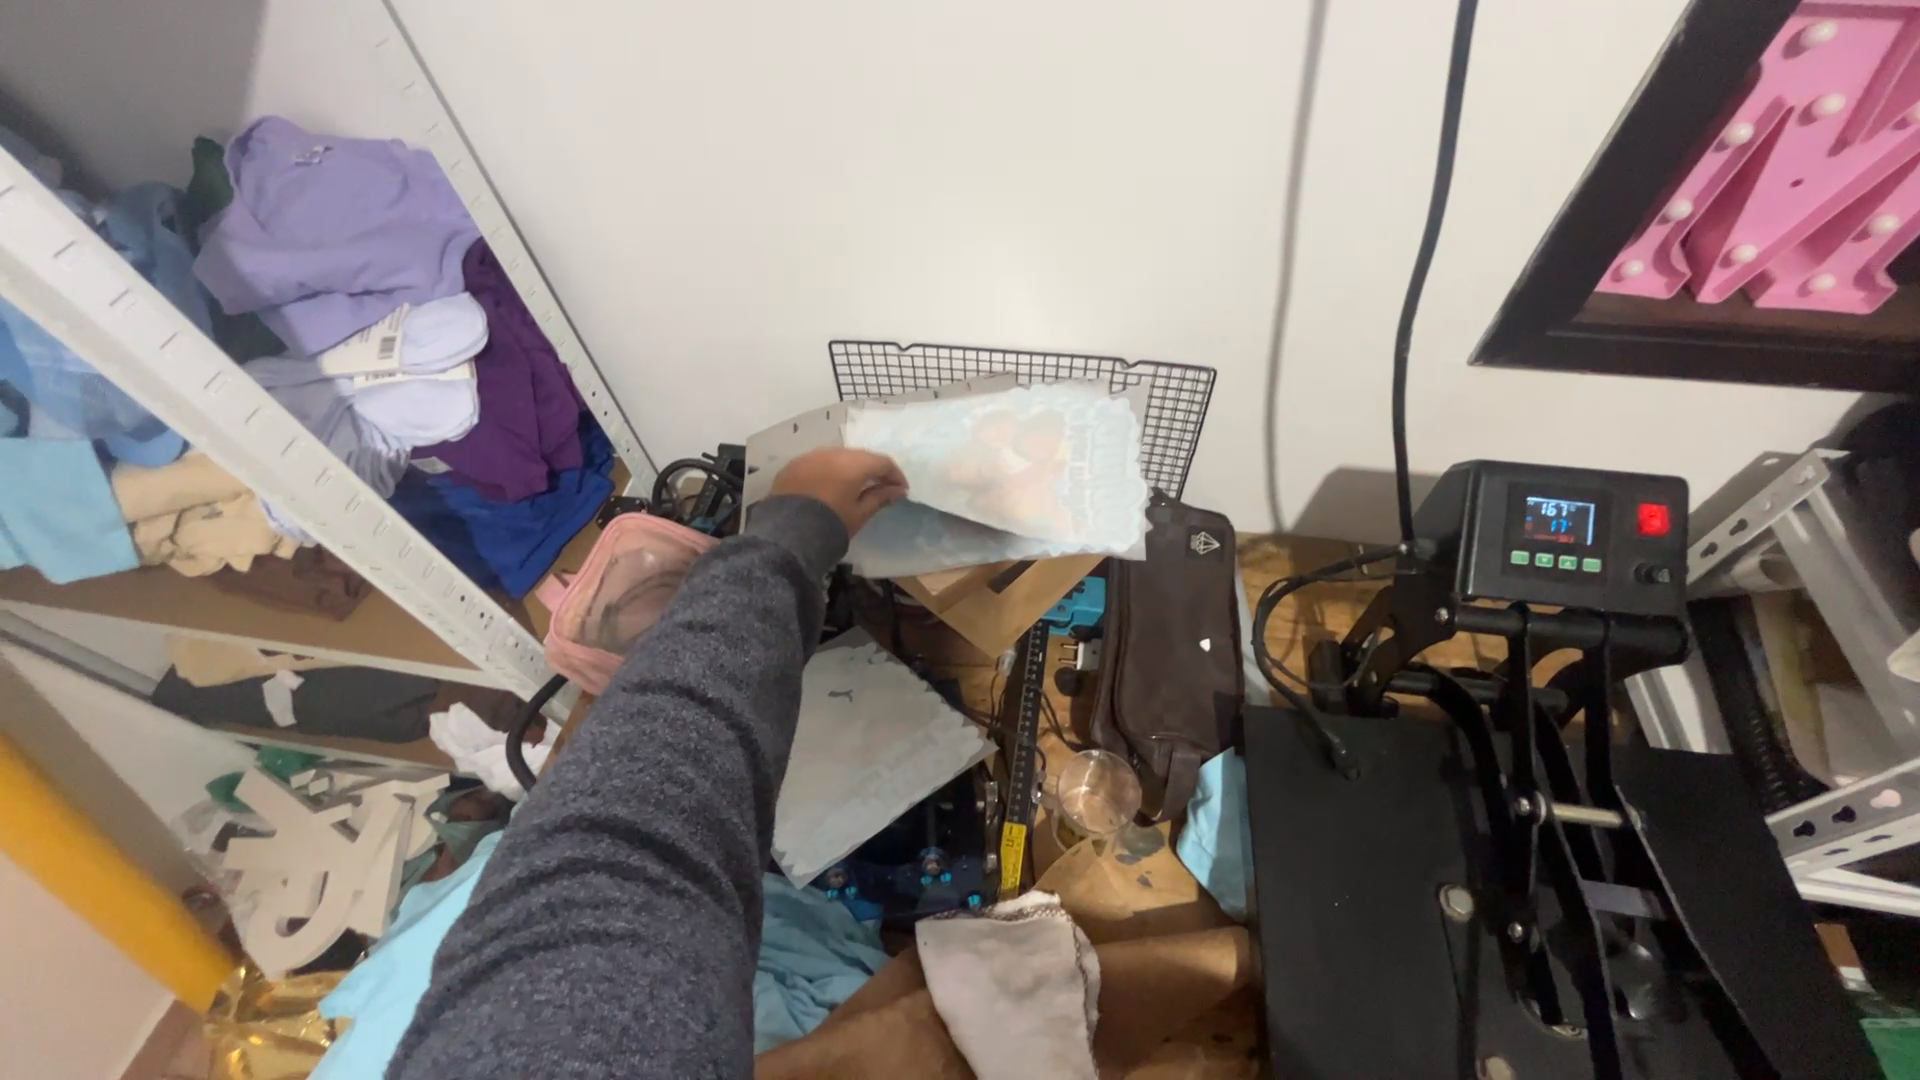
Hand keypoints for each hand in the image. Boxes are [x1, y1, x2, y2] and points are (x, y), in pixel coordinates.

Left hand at [770, 447, 908, 536]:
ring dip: (850, 468)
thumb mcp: (859, 514)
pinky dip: (829, 471)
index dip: (895, 475)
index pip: (883, 462)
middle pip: (861, 456)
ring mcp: (811, 456)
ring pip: (838, 456)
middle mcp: (833, 453)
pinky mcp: (794, 464)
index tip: (901, 490)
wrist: (787, 533)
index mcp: (854, 464)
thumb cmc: (831, 524)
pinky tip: (830, 485)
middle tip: (881, 486)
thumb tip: (899, 490)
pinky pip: (818, 462)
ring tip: (855, 485)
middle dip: (873, 469)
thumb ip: (880, 497)